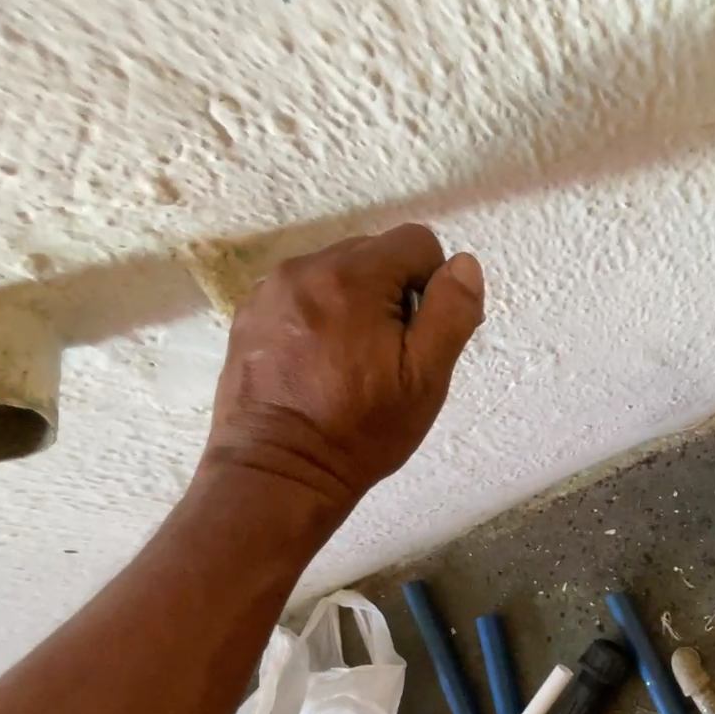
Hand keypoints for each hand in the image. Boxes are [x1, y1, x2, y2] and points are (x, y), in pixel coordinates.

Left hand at [199, 224, 485, 516]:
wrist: (281, 471)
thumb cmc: (363, 428)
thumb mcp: (427, 376)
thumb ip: (452, 311)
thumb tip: (464, 264)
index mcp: (351, 277)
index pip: (417, 242)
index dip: (433, 286)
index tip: (420, 336)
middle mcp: (304, 269)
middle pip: (376, 254)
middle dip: (395, 294)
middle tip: (393, 356)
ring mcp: (270, 291)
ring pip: (340, 274)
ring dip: (359, 304)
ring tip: (356, 363)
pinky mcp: (250, 315)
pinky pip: (305, 295)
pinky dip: (324, 317)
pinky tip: (324, 364)